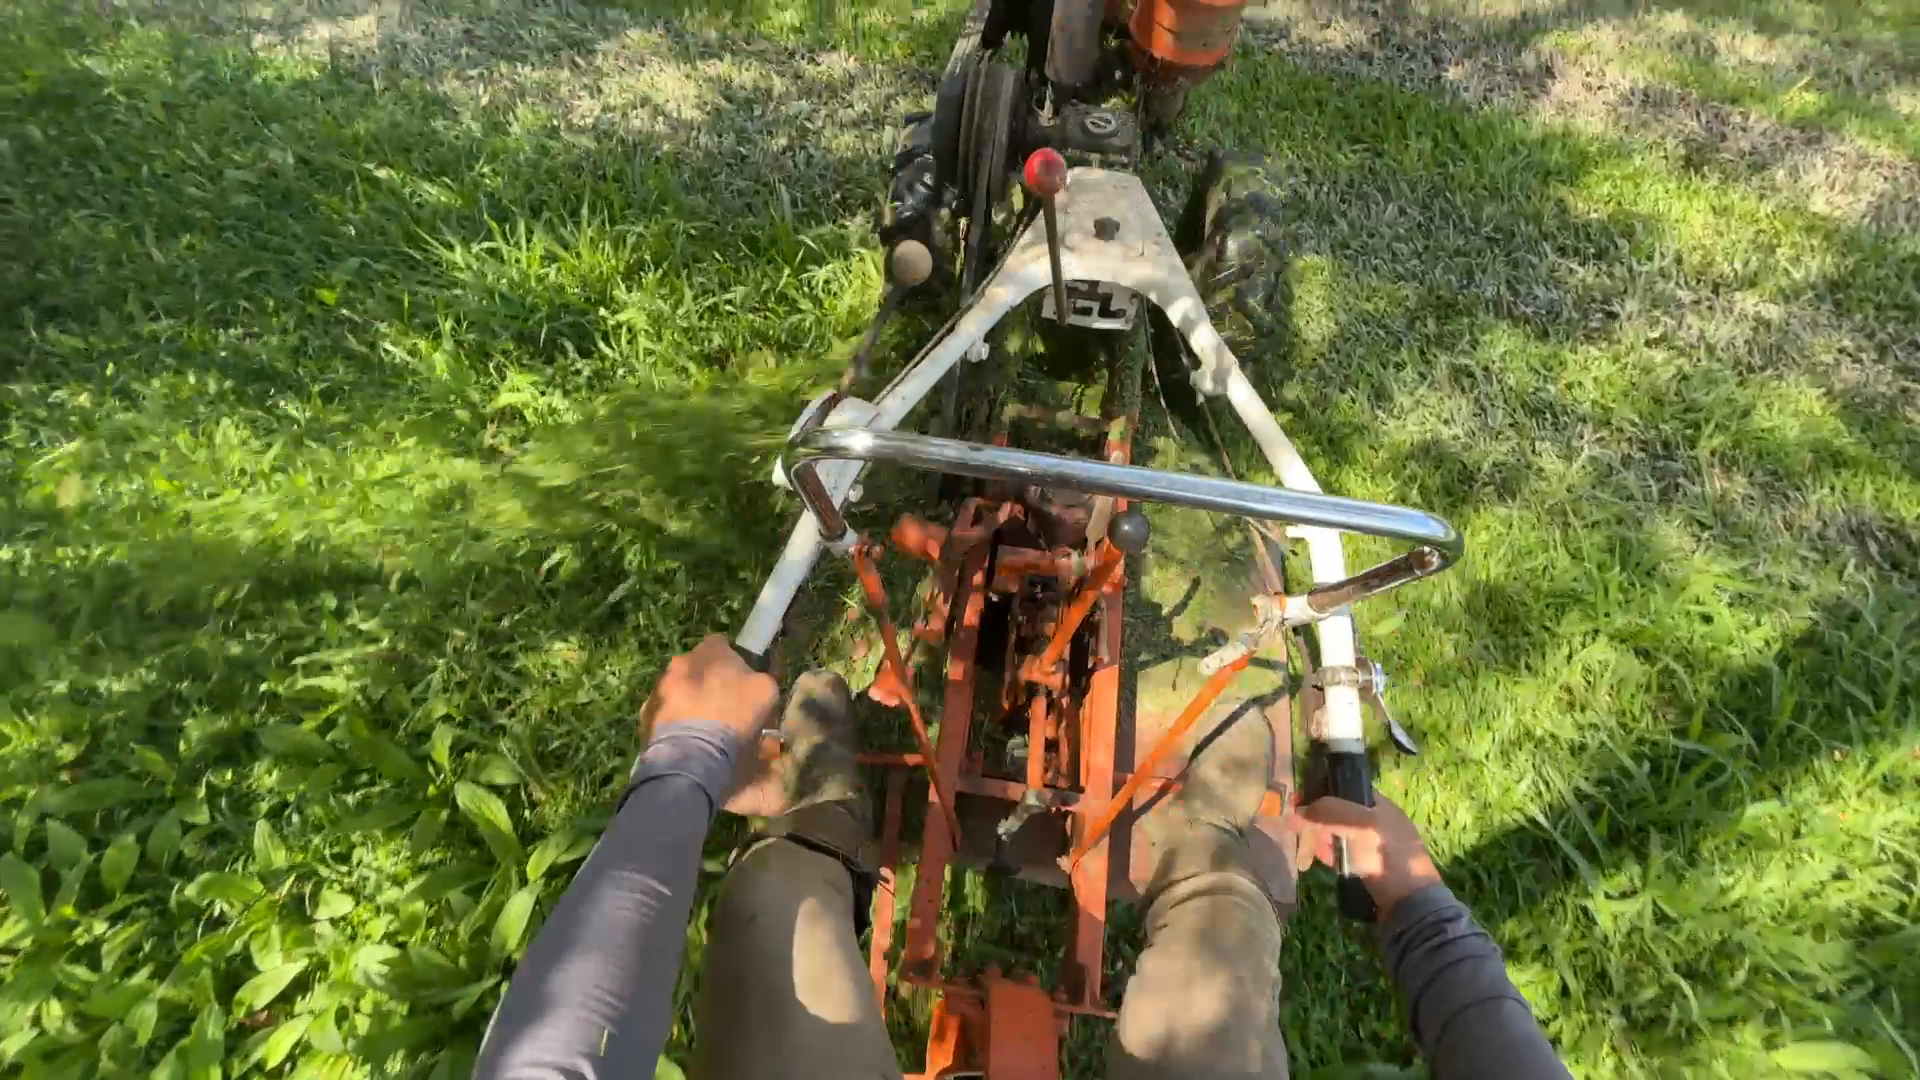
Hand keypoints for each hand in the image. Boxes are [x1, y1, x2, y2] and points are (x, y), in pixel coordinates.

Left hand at [639, 635, 779, 750]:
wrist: (693, 755)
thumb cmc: (735, 715)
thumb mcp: (766, 691)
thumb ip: (757, 678)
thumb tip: (752, 684)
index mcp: (711, 650)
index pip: (720, 642)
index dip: (731, 658)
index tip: (739, 678)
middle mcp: (681, 662)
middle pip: (696, 666)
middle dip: (706, 680)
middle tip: (722, 704)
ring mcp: (659, 688)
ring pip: (677, 690)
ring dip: (688, 702)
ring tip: (704, 728)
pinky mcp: (646, 716)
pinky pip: (665, 714)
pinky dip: (674, 723)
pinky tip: (687, 741)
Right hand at [1298, 793, 1442, 921]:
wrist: (1411, 907)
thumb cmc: (1388, 857)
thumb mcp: (1362, 824)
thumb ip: (1331, 810)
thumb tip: (1301, 809)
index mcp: (1381, 807)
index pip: (1346, 788)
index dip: (1322, 789)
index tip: (1301, 797)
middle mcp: (1377, 823)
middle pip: (1338, 811)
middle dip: (1316, 814)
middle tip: (1295, 821)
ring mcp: (1371, 847)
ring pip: (1336, 833)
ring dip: (1318, 834)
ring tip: (1303, 839)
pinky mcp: (1366, 868)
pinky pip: (1340, 853)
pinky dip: (1326, 852)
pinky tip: (1316, 855)